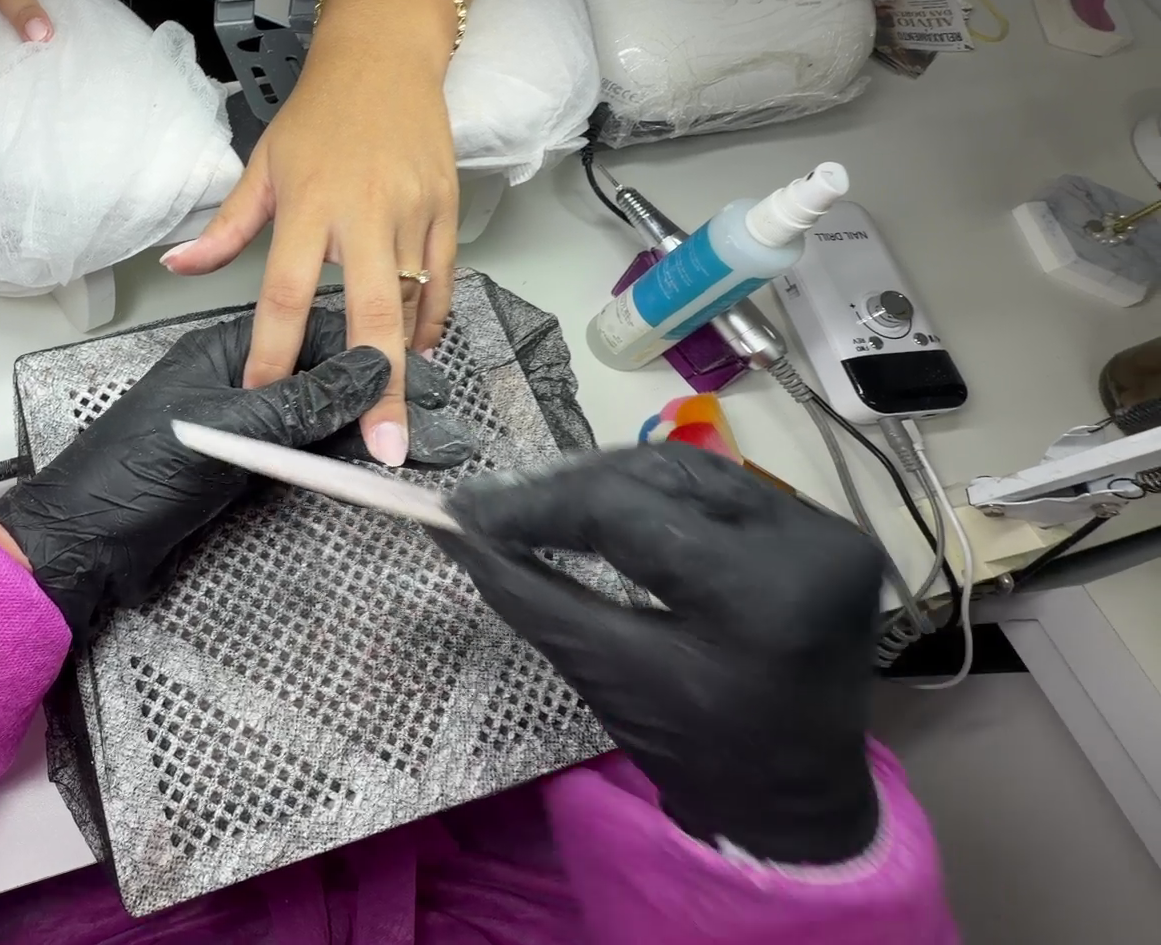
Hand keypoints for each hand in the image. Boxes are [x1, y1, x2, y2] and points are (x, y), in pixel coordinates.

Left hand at [0, 308, 471, 641]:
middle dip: (380, 398)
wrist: (85, 538)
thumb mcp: (226, 425)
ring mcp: (244, 423)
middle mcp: (242, 377)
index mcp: (229, 348)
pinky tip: (372, 461)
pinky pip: (301, 450)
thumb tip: (373, 368)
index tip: (424, 376)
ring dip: (366, 430)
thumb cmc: (139, 468)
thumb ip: (301, 399)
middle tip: (439, 420)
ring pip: (318, 418)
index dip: (371, 354)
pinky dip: (337, 456)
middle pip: (323, 378)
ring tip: (424, 447)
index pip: (315, 334)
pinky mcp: (243, 464)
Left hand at [161, 29, 458, 467]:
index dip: (273, 353)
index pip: (285, 295)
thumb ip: (225, 228)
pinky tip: (419, 353)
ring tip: (395, 417)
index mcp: (308, 207)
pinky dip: (433, 322)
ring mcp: (414, 213)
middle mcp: (364, 215)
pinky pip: (444, 281)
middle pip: (371, 314)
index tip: (265, 400)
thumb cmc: (317, 116)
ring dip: (404, 363)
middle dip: (377, 387)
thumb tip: (177, 267)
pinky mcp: (448, 209)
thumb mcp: (261, 165)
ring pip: (413, 304)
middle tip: (383, 447)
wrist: (384, 56)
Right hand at [430, 446, 887, 864]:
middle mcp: (804, 538)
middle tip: (492, 507)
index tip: (464, 511)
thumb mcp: (597, 666)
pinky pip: (704, 484)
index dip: (529, 504)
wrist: (791, 799)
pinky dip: (638, 490)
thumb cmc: (694, 749)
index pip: (618, 509)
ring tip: (535, 504)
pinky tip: (594, 507)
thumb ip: (519, 589)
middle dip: (559, 487)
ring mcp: (817, 526)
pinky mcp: (810, 527)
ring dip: (597, 480)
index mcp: (758, 588)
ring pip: (676, 467)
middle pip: (649, 474)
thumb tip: (450, 530)